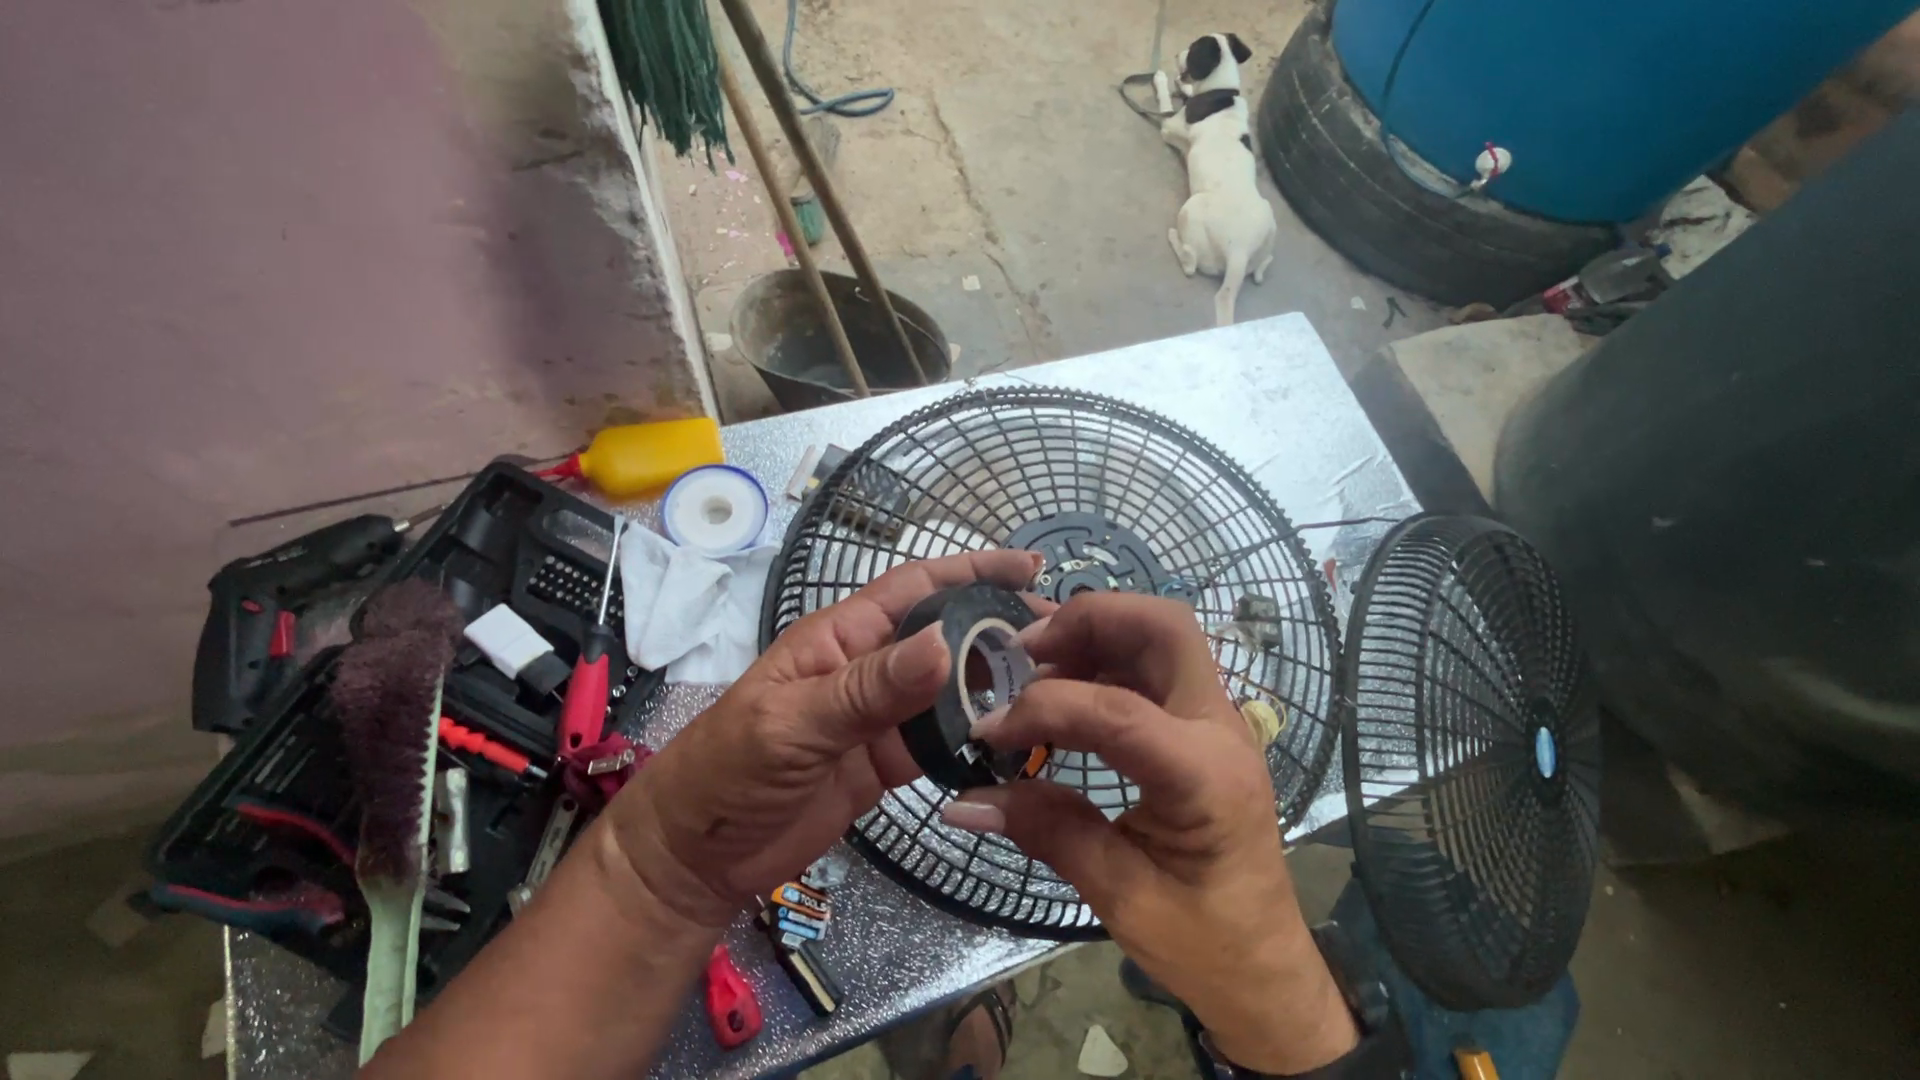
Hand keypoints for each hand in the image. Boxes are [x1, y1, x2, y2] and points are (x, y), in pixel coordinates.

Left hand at [600, 550, 1044, 929]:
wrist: (695, 855)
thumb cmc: (727, 769)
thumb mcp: (792, 722)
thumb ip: (868, 689)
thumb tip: (945, 644)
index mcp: (841, 638)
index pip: (915, 589)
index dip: (971, 571)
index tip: (1029, 569)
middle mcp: (868, 668)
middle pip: (943, 637)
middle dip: (996, 629)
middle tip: (1059, 640)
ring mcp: (880, 718)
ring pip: (948, 690)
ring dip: (993, 685)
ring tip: (1050, 687)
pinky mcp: (886, 763)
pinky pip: (939, 741)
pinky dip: (974, 738)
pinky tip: (1011, 740)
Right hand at [940, 593, 1357, 1074]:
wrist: (1267, 972)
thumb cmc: (1204, 944)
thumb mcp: (1120, 896)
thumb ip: (1047, 831)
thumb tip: (963, 799)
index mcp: (1205, 778)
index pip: (1119, 711)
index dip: (1044, 708)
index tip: (989, 731)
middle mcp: (1221, 730)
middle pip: (1165, 627)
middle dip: (1090, 619)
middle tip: (1025, 649)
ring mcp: (1218, 724)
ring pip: (1163, 636)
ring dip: (1097, 632)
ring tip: (1034, 661)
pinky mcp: (1204, 731)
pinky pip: (1156, 668)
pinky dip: (1107, 659)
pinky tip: (1064, 684)